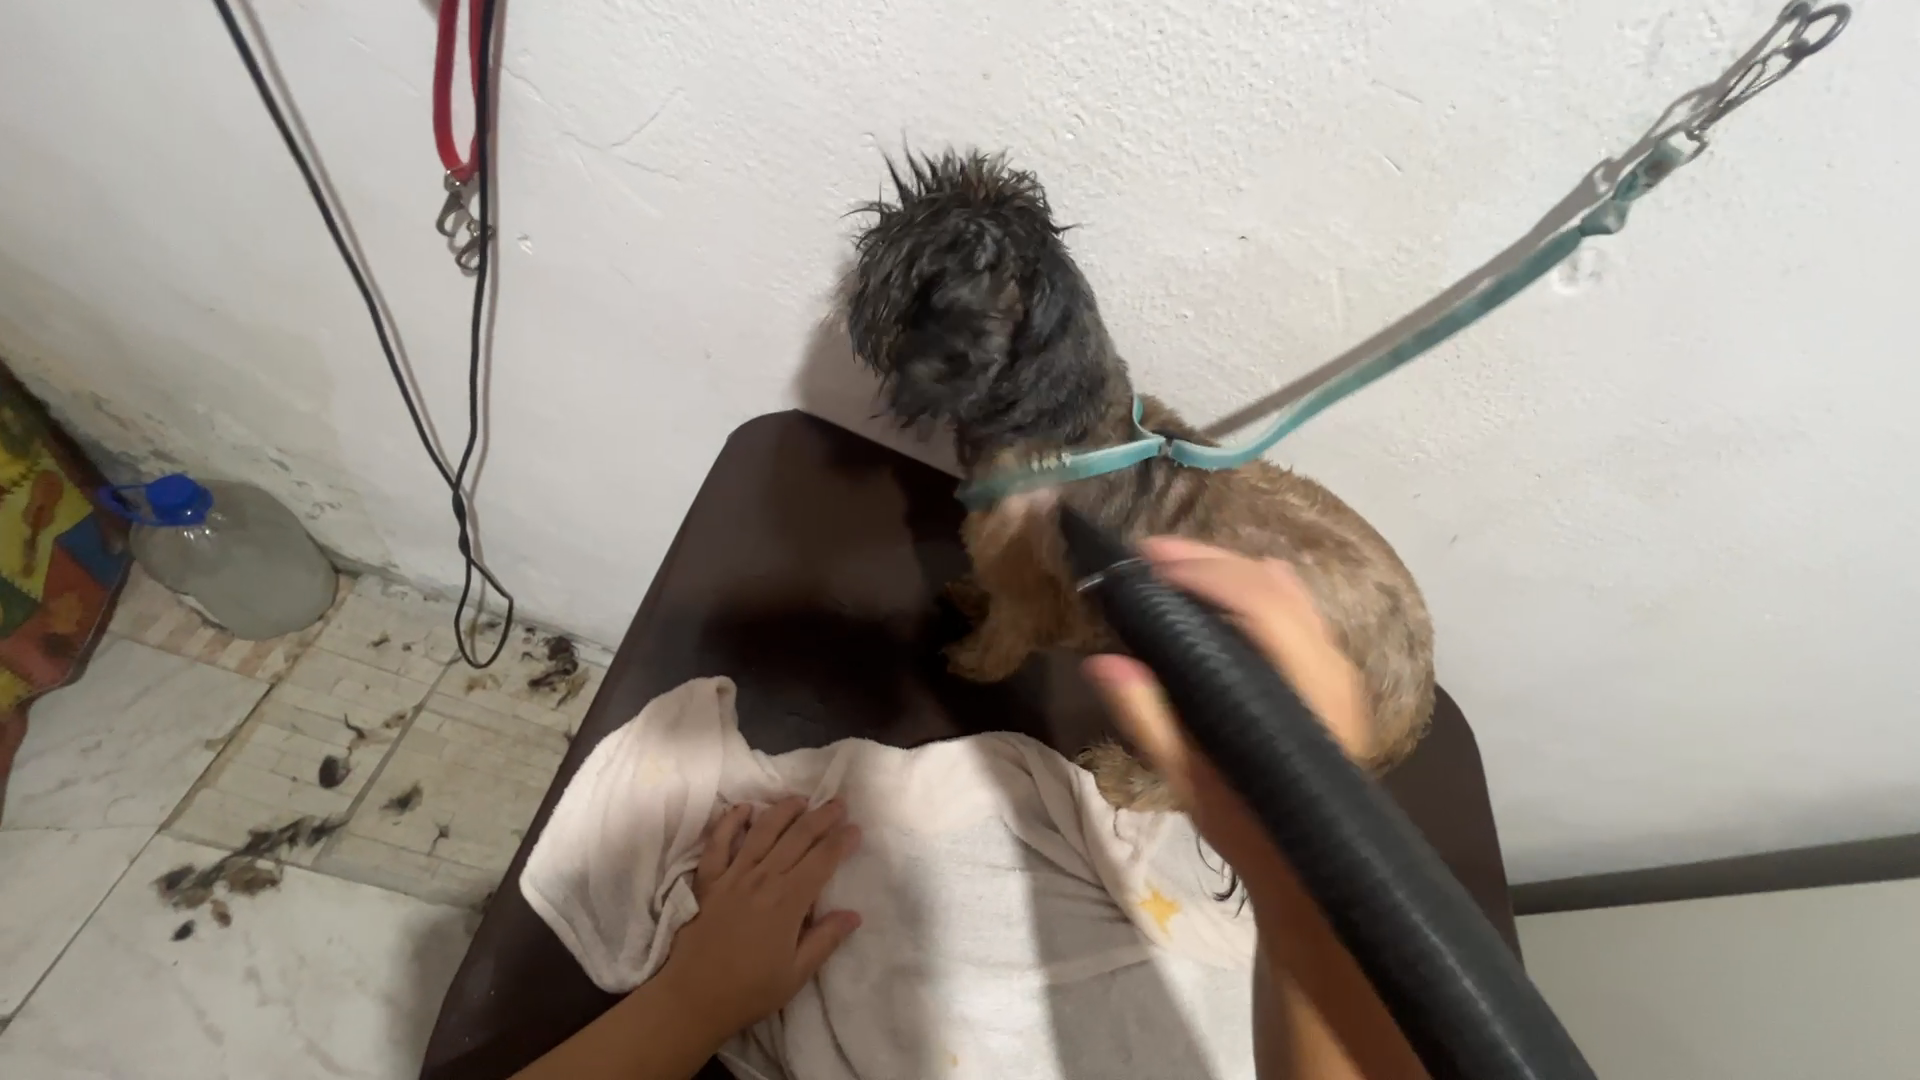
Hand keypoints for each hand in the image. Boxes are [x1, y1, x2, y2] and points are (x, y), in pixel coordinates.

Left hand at [655, 797, 862, 1040]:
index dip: (842, 840)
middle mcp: (763, 878)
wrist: (690, 1001)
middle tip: (838, 803)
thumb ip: (826, 940)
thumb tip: (854, 914)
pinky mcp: (707, 880)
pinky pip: (718, 842)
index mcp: (788, 901)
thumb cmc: (749, 991)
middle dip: (822, 816)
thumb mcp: (796, 974)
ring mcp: (733, 875)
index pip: (823, 859)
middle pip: (798, 836)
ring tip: (801, 799)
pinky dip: (730, 822)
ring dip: (784, 810)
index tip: (855, 829)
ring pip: (763, 830)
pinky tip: (743, 808)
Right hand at [1081, 536, 1372, 890]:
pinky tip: (1224, 584)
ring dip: (1231, 568)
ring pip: (1289, 591)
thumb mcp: (1189, 782)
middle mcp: (1327, 669)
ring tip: (1176, 563)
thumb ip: (1148, 721)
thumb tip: (1103, 663)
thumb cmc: (1248, 827)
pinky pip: (1298, 608)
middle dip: (1209, 560)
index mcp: (1299, 693)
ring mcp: (1337, 670)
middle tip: (1151, 553)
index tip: (1151, 561)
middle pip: (1273, 584)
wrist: (1311, 867)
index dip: (1205, 572)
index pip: (1259, 605)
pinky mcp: (1332, 675)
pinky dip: (1256, 585)